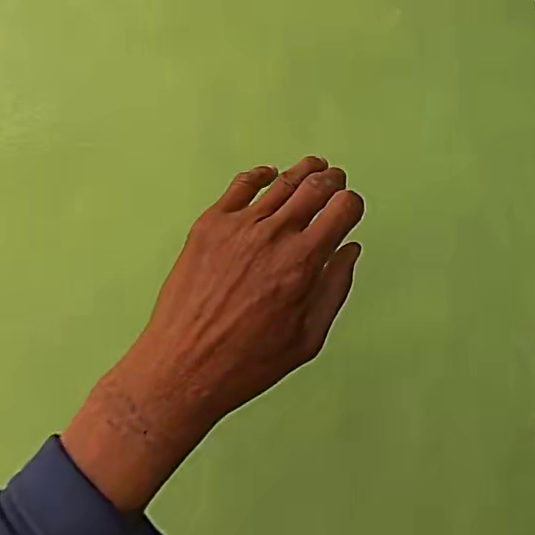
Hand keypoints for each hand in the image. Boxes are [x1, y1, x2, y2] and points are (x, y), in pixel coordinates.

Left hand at [61, 157, 364, 512]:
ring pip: (282, 181)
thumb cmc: (244, 362)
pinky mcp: (210, 224)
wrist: (182, 367)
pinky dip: (260, 174)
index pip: (343, 208)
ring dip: (303, 170)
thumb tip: (349, 250)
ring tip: (313, 166)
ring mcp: (240, 225)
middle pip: (315, 186)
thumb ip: (335, 288)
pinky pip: (241, 185)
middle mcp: (274, 235)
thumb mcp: (307, 338)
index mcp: (302, 262)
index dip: (352, 204)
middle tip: (336, 178)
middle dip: (332, 180)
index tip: (350, 207)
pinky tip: (268, 173)